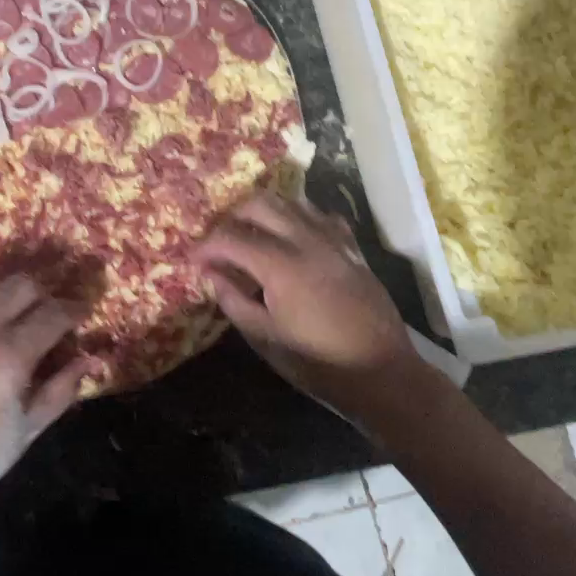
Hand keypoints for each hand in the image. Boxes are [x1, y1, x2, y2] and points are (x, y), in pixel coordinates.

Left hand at [0, 273, 89, 507]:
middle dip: (45, 296)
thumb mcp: (30, 428)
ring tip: (15, 313)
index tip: (83, 313)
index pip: (54, 313)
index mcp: (10, 356)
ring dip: (8, 291)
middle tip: (51, 316)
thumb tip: (91, 360)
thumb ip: (62, 388)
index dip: (75, 309)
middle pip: (22, 285)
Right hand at [193, 194, 433, 424]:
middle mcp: (306, 240)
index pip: (230, 237)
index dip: (206, 247)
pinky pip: (319, 216)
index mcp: (280, 265)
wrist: (381, 372)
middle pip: (259, 204)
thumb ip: (234, 300)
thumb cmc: (317, 362)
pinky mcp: (352, 247)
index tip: (194, 261)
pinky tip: (292, 240)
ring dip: (263, 213)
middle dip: (231, 218)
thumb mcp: (265, 338)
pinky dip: (298, 219)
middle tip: (220, 244)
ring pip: (290, 202)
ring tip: (251, 237)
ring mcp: (333, 239)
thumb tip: (212, 274)